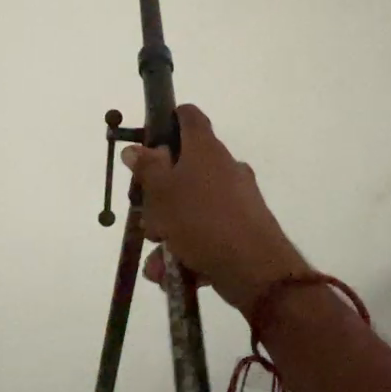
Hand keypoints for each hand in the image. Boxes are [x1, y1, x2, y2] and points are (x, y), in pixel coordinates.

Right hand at [121, 105, 309, 309]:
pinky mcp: (243, 228)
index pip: (188, 117)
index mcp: (205, 149)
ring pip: (191, 207)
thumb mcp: (161, 193)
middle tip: (146, 217)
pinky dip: (189, 250)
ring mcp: (237, 199)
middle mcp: (224, 168)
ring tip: (157, 262)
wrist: (255, 269)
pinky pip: (206, 232)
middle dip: (159, 196)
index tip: (148, 142)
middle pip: (183, 169)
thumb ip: (146, 168)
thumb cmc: (201, 220)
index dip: (167, 121)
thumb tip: (134, 148)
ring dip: (169, 232)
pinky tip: (174, 275)